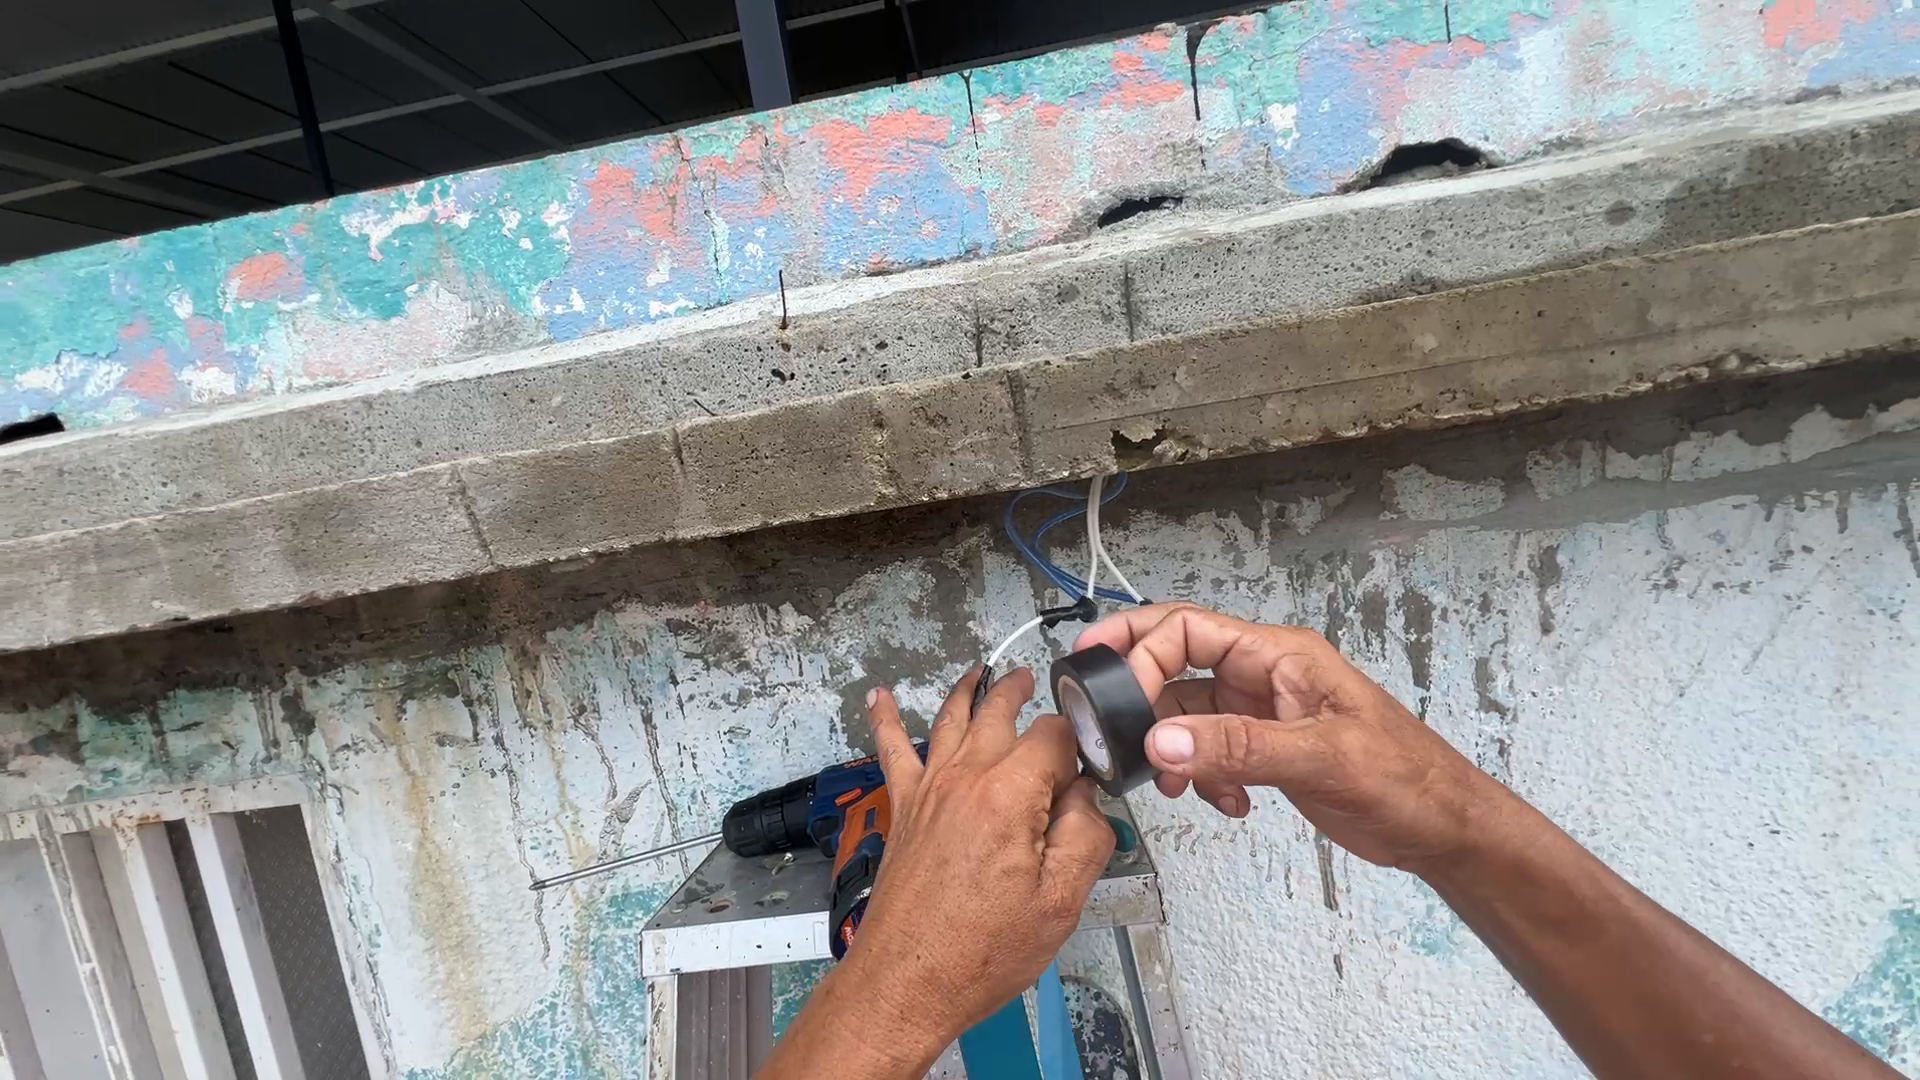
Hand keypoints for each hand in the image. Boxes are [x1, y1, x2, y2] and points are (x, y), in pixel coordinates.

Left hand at [757, 667, 1114, 1078]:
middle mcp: (966, 775)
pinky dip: (883, 718)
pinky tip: (878, 696)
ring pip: (950, 717)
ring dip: (968, 689)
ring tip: (981, 670)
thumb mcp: (1061, 903)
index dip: (1077, 746)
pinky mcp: (904, 804)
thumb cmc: (982, 950)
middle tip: (1033, 679)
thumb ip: (1085, 836)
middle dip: (1020, 691)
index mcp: (1010, 793)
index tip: (1087, 768)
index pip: (1054, 737)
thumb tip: (1085, 797)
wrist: (907, 980)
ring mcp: (929, 785)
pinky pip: (891, 749)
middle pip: (998, 711)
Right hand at [1075, 603, 1514, 872]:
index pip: (1188, 630)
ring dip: (1169, 745)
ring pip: (1184, 711)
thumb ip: (1238, 747)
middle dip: (1135, 680)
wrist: (1443, 830)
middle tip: (1092, 699)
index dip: (1140, 648)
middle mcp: (1259, 674)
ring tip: (1174, 785)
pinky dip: (1200, 774)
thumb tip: (1161, 743)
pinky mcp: (1258, 746)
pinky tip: (1224, 801)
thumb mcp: (1323, 757)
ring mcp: (1256, 710)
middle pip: (1176, 659)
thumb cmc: (1405, 779)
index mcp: (1276, 654)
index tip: (1108, 684)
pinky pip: (1204, 748)